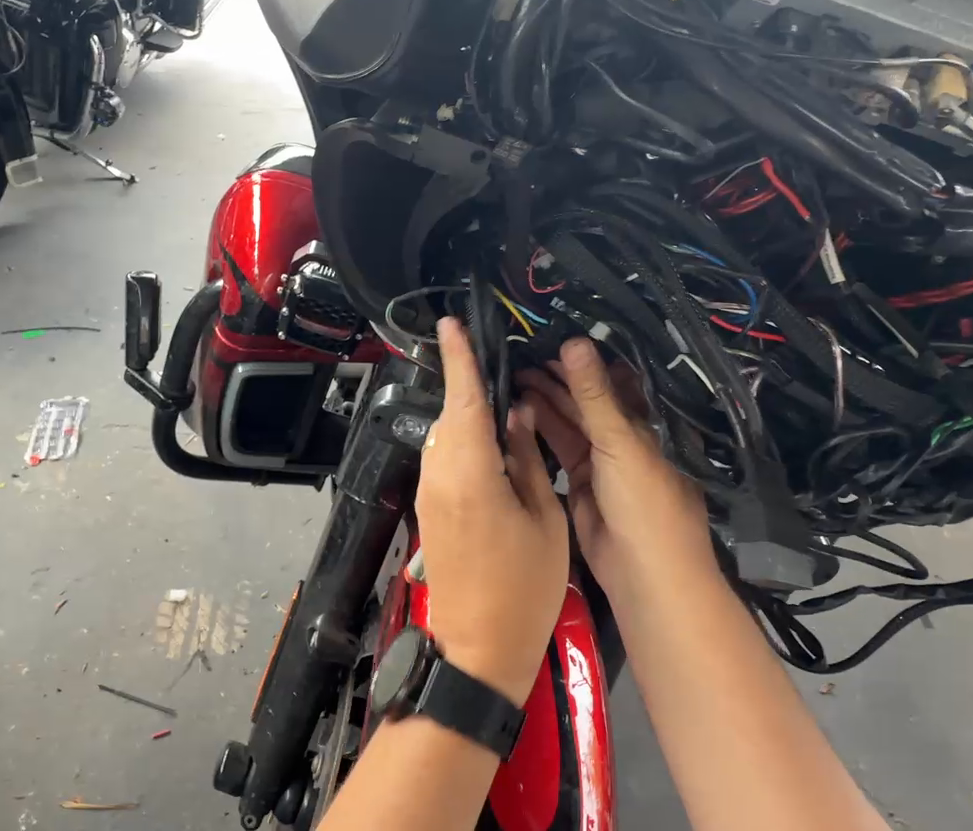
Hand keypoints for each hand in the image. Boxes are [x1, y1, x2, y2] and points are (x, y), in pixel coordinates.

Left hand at [415, 317, 570, 701]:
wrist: (477, 648)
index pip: (463, 399)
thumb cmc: (523, 588)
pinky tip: (492, 447)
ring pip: (447, 436)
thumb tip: (518, 416)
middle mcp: (439, 474)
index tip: (451, 323)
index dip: (458, 357)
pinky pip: (445, 459)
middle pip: (453, 414)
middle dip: (471, 386)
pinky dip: (465, 442)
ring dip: (470, 416)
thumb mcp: (544, 518)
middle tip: (498, 363)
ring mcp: (428, 492)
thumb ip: (527, 459)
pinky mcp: (428, 509)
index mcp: (470, 471)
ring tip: (504, 406)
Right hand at [517, 338, 712, 606]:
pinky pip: (557, 450)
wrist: (645, 575)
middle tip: (518, 356)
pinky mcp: (577, 485)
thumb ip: (593, 394)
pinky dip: (538, 431)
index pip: (610, 381)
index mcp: (641, 425)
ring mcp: (599, 463)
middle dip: (556, 379)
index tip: (548, 337)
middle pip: (584, 401)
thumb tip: (574, 340)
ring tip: (510, 377)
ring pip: (568, 424)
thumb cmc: (644, 503)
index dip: (582, 361)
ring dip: (544, 402)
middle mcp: (620, 439)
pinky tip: (515, 412)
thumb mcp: (619, 442)